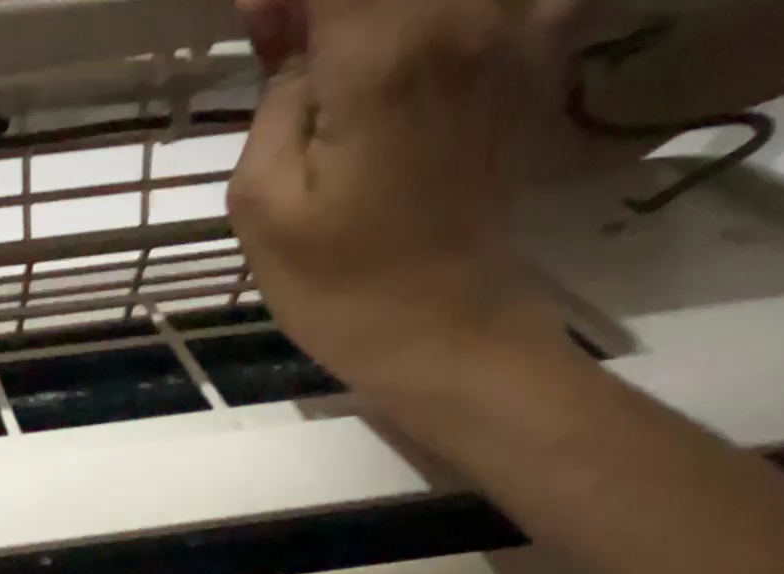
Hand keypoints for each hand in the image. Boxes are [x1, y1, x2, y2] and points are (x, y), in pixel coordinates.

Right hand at [228, 0, 585, 397]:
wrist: (443, 331)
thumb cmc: (335, 283)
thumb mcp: (260, 201)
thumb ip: (274, 97)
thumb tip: (292, 38)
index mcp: (385, 56)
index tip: (252, 16)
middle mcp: (465, 19)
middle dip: (314, 4)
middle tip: (275, 35)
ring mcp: (514, 33)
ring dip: (362, 17)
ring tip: (321, 59)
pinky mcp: (531, 60)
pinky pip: (487, 7)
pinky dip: (423, 25)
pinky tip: (400, 54)